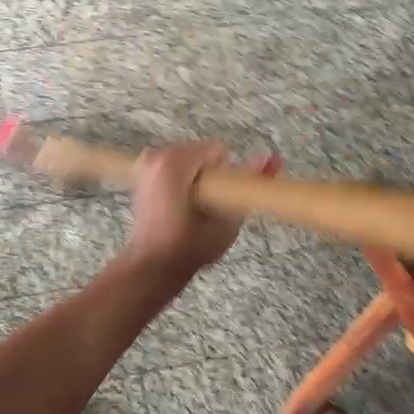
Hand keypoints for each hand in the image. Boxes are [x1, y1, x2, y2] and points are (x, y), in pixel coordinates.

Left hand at [121, 139, 278, 276]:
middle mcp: (157, 154)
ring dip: (198, 174)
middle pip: (201, 150)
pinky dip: (183, 176)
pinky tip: (182, 202)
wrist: (153, 264)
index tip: (224, 197)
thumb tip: (271, 156)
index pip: (216, 150)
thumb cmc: (191, 246)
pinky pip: (174, 162)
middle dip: (211, 172)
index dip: (227, 173)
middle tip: (210, 205)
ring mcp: (147, 161)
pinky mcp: (142, 170)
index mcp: (174, 162)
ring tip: (196, 205)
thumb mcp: (227, 219)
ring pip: (188, 155)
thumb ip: (250, 184)